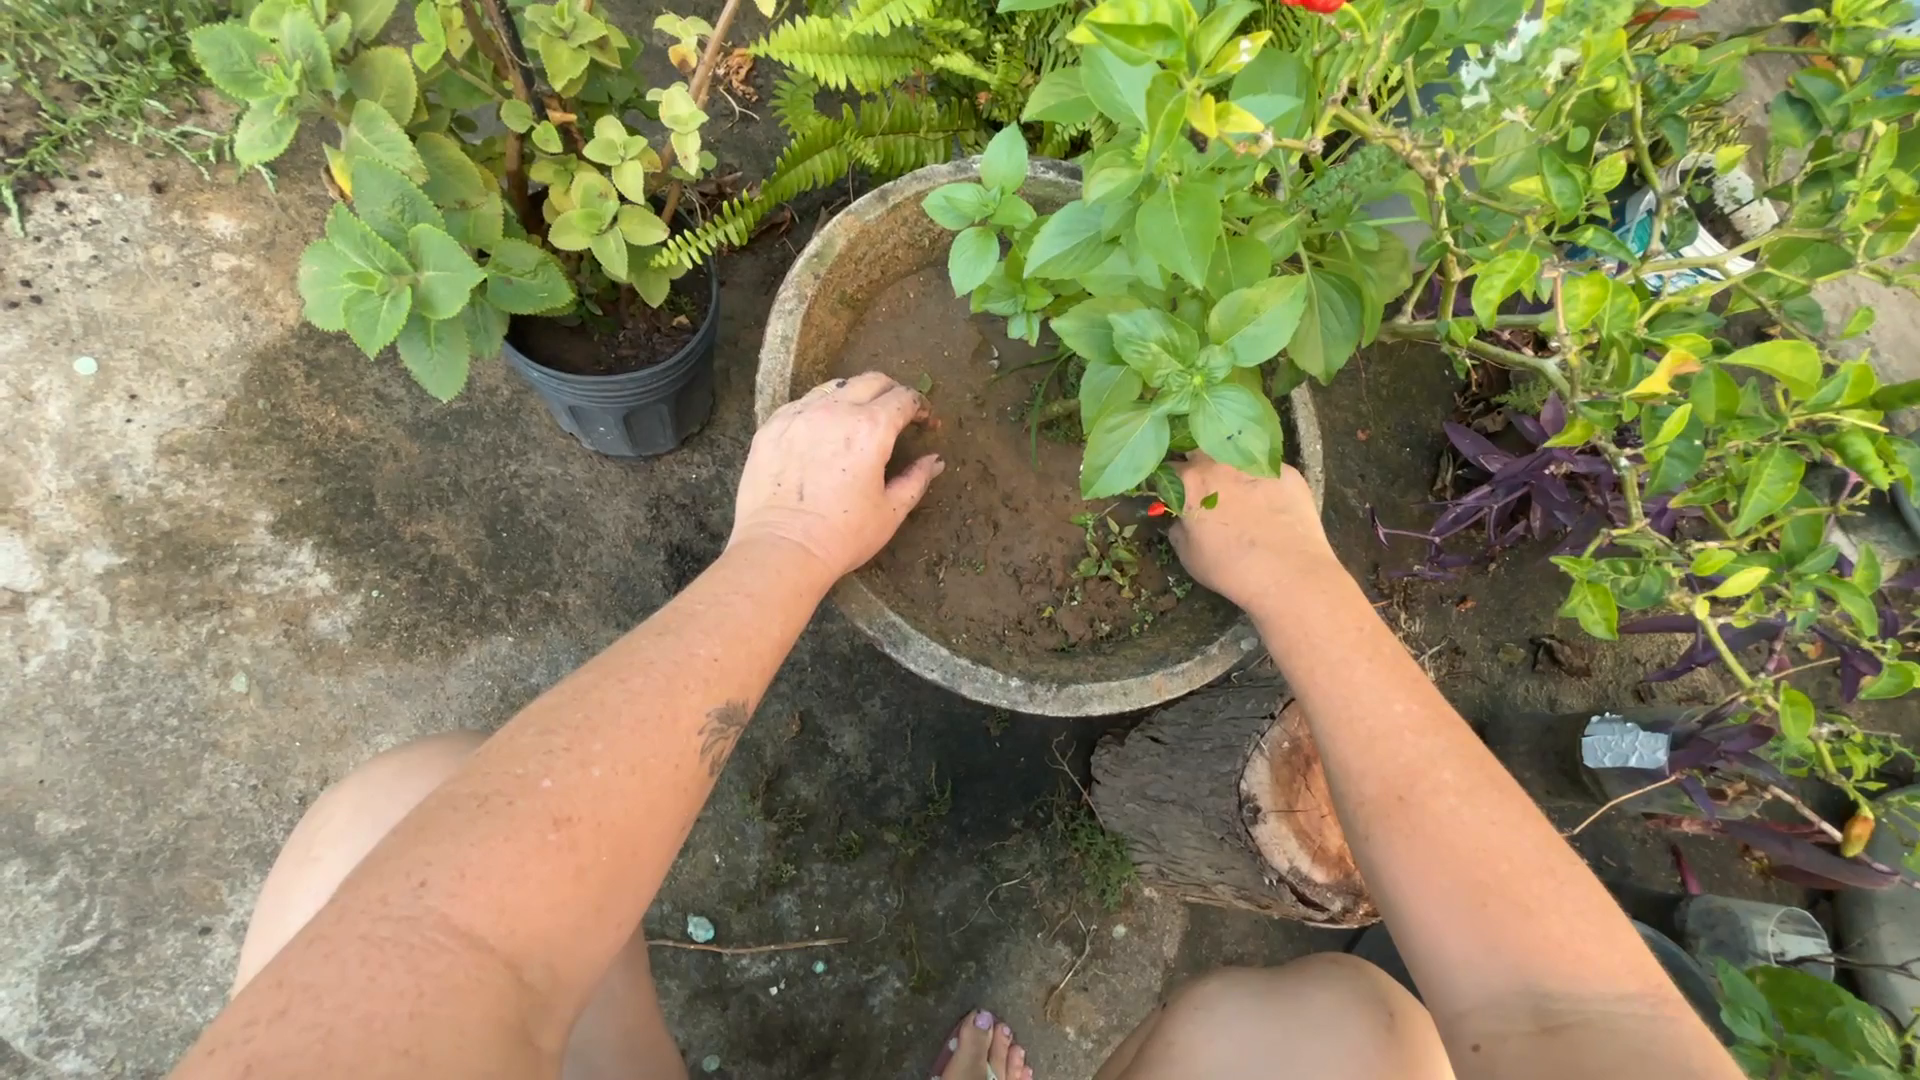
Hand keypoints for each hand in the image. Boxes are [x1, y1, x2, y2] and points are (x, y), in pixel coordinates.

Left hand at [729, 372, 944, 581]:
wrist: (782, 549)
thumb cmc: (843, 536)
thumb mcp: (891, 511)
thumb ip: (917, 479)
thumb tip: (935, 461)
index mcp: (871, 428)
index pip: (903, 398)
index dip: (920, 407)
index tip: (924, 423)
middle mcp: (835, 411)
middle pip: (870, 381)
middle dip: (891, 393)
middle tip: (896, 415)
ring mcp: (799, 415)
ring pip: (834, 388)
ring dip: (853, 398)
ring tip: (856, 423)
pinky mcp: (772, 427)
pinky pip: (801, 405)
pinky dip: (820, 411)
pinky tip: (822, 435)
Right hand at [1168, 452, 1333, 611]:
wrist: (1288, 574)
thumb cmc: (1228, 568)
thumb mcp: (1187, 553)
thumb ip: (1178, 526)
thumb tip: (1182, 518)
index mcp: (1190, 481)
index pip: (1168, 468)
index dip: (1169, 481)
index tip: (1174, 494)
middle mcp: (1220, 463)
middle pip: (1201, 452)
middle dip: (1198, 467)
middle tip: (1205, 492)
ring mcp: (1255, 463)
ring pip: (1235, 457)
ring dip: (1230, 470)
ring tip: (1239, 494)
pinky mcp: (1286, 471)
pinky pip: (1265, 469)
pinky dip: (1261, 481)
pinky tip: (1268, 502)